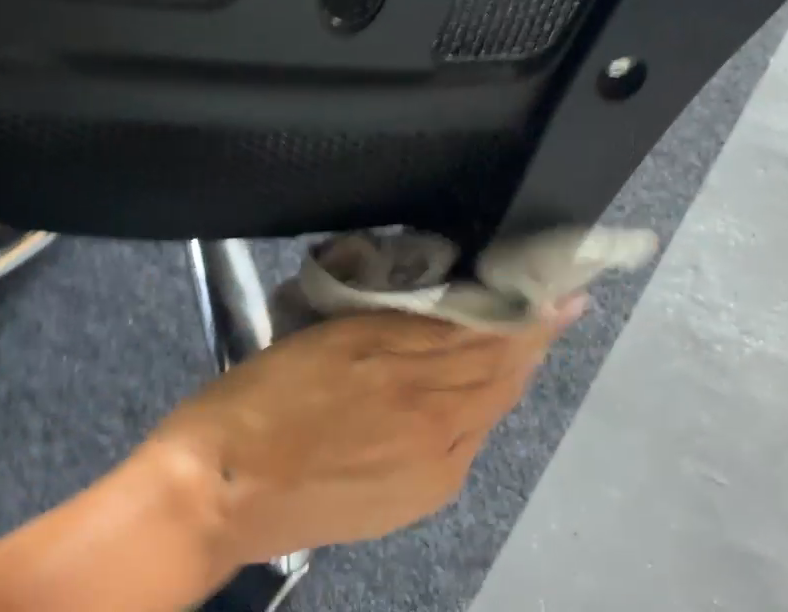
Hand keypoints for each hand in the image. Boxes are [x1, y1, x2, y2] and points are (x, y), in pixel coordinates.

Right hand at [140, 296, 587, 570]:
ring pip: (491, 407)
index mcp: (401, 364)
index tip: (563, 288)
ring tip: (528, 341)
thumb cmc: (260, 397)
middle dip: (531, 336)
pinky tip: (480, 393)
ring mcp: (433, 465)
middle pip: (500, 370)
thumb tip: (443, 307)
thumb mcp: (325, 337)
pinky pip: (470, 443)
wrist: (224, 491)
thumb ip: (390, 321)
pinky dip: (484, 410)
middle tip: (557, 305)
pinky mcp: (421, 499)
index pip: (485, 331)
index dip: (526, 309)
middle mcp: (433, 418)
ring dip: (511, 371)